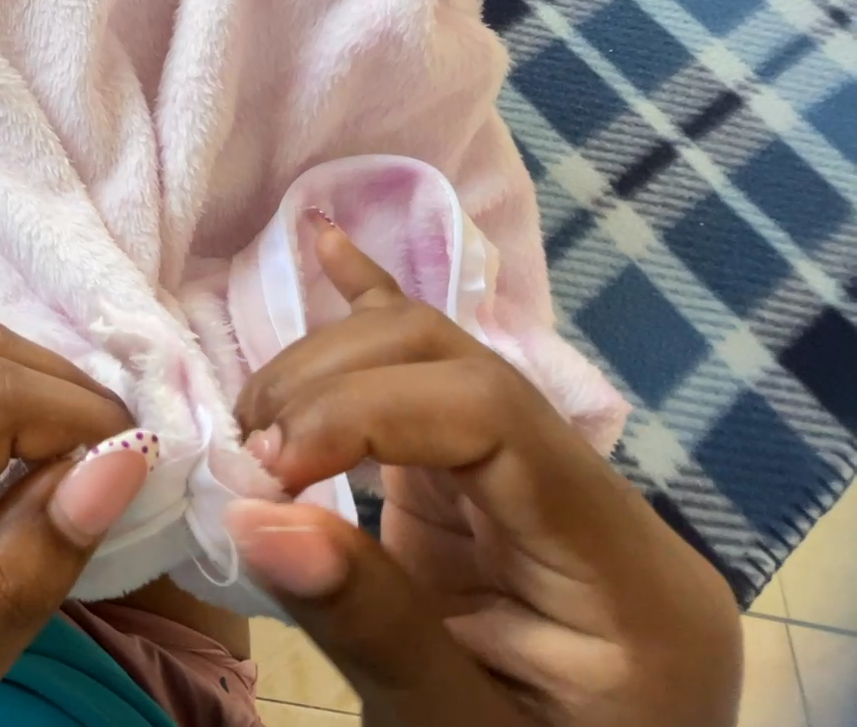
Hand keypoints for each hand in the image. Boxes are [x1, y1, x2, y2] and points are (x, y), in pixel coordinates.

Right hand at [227, 223, 741, 726]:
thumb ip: (372, 628)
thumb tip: (252, 513)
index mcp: (619, 567)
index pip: (487, 412)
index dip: (357, 413)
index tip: (266, 470)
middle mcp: (582, 493)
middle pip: (450, 360)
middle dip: (323, 386)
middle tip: (250, 460)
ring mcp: (523, 472)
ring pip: (422, 350)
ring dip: (315, 368)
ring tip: (255, 431)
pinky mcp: (467, 472)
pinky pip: (421, 365)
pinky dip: (363, 299)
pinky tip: (323, 243)